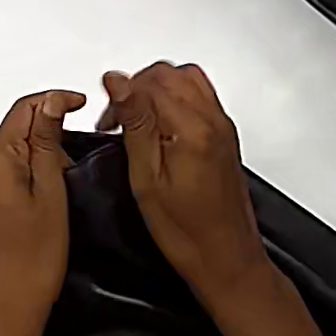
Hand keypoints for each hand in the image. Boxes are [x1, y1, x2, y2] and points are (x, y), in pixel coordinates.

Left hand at [0, 89, 87, 335]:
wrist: (1, 316)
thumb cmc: (28, 265)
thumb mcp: (51, 194)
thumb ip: (48, 142)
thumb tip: (51, 103)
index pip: (25, 107)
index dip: (55, 100)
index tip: (79, 103)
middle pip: (17, 126)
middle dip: (49, 127)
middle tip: (79, 144)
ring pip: (14, 149)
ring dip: (40, 150)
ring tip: (66, 175)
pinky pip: (7, 171)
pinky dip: (29, 171)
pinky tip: (48, 193)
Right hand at [97, 63, 269, 300]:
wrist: (228, 262)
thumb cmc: (187, 233)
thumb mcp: (146, 179)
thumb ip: (134, 122)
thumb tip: (117, 81)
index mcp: (192, 129)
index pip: (148, 84)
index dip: (120, 98)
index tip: (108, 120)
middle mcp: (212, 119)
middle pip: (165, 74)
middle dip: (136, 89)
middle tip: (119, 120)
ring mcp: (222, 124)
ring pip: (183, 77)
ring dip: (156, 88)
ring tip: (139, 119)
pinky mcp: (224, 132)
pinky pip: (198, 91)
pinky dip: (175, 94)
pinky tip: (161, 122)